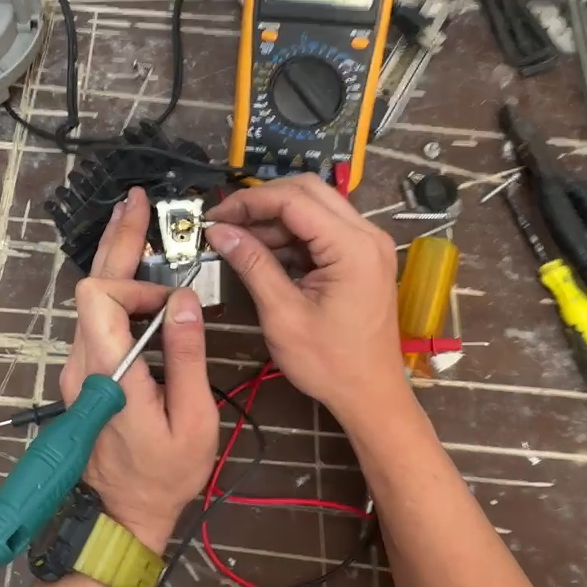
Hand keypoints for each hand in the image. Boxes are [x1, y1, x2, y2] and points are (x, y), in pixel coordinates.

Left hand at [60, 188, 218, 549]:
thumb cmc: (163, 476)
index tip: (170, 301)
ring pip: (90, 298)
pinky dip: (118, 287)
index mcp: (106, 372)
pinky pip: (97, 316)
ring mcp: (77, 365)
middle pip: (90, 284)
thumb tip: (183, 299)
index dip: (133, 283)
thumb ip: (187, 357)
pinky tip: (136, 269)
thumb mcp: (192, 421)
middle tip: (138, 202)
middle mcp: (81, 361)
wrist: (120, 515)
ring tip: (140, 222)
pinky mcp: (83, 370)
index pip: (98, 296)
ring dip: (117, 258)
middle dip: (117, 240)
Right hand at [205, 174, 408, 419]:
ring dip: (274, 217)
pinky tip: (263, 252)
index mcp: (353, 247)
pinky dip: (290, 233)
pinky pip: (321, 227)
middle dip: (261, 201)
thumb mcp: (283, 315)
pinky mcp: (361, 255)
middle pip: (307, 190)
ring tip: (238, 240)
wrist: (371, 395)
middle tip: (225, 222)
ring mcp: (367, 243)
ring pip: (313, 205)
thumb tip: (219, 231)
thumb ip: (253, 265)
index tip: (214, 216)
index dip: (249, 202)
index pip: (294, 199)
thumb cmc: (330, 363)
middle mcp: (366, 235)